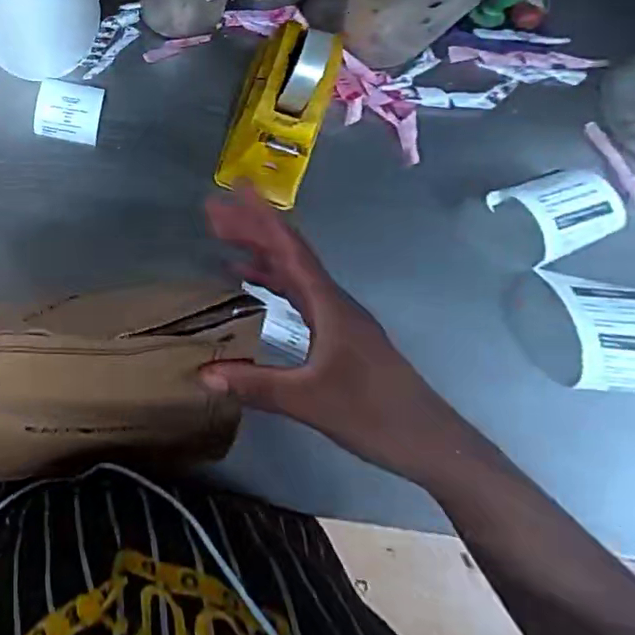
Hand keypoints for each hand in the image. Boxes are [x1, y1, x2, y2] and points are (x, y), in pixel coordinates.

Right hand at [198, 190, 496, 489]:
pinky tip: (253, 286)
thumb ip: (255, 385)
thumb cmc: (374, 414)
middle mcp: (334, 302)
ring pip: (294, 273)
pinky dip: (272, 281)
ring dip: (260, 253)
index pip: (289, 250)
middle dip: (252, 230)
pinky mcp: (339, 336)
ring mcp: (338, 318)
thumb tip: (202, 373)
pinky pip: (299, 294)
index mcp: (329, 305)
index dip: (261, 219)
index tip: (238, 190)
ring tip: (225, 241)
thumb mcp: (308, 401)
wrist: (432, 444)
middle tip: (214, 214)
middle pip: (289, 253)